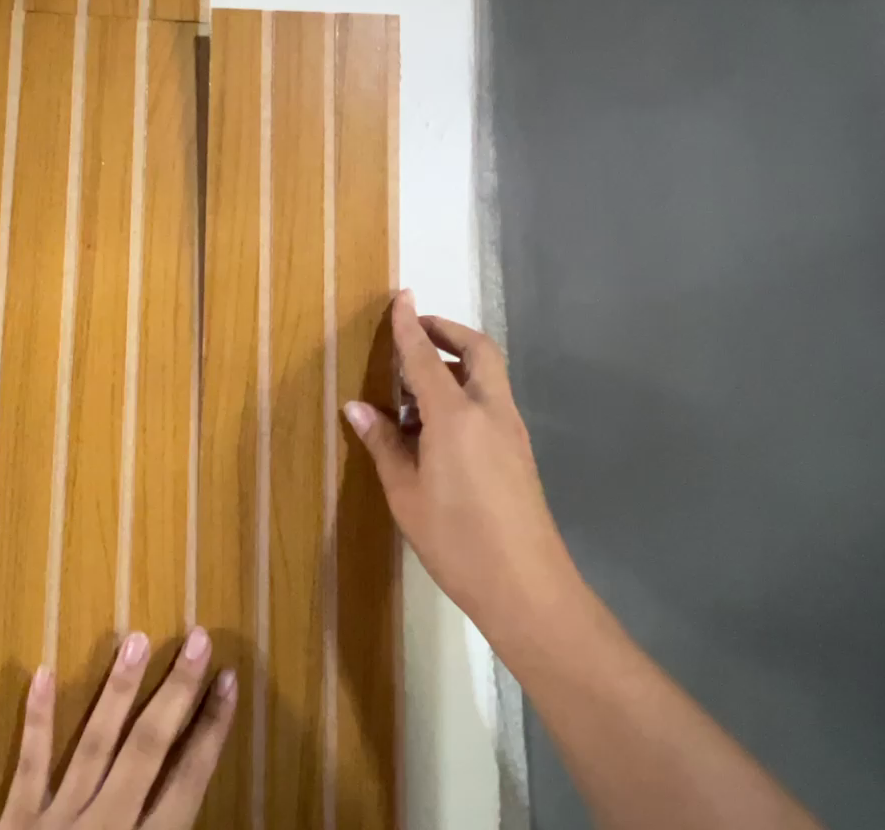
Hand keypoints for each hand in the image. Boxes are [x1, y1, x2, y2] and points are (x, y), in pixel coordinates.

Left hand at [0, 629, 237, 829]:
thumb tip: (195, 803)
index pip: (188, 782)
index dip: (211, 730)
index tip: (229, 680)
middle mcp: (106, 829)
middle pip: (147, 749)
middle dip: (176, 693)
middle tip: (196, 637)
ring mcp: (56, 823)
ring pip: (93, 746)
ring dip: (117, 692)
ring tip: (134, 639)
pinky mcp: (13, 826)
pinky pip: (26, 768)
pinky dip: (37, 722)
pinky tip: (43, 672)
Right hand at [343, 291, 580, 629]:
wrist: (526, 587)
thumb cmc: (457, 540)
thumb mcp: (406, 494)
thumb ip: (383, 444)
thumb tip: (357, 408)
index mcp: (456, 417)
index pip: (427, 357)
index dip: (410, 325)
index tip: (402, 297)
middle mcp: (490, 412)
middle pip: (477, 351)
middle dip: (447, 332)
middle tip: (415, 334)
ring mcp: (511, 431)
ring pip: (488, 376)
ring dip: (456, 364)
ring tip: (414, 387)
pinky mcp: (519, 452)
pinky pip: (491, 402)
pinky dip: (465, 392)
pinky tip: (435, 426)